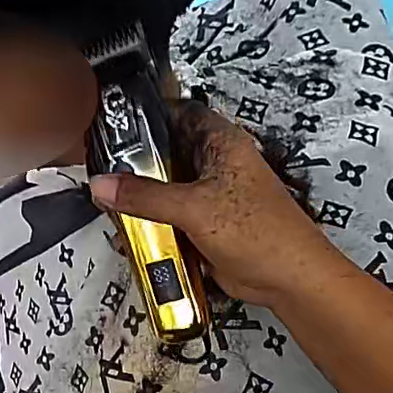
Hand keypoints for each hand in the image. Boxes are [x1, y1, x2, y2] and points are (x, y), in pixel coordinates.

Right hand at [89, 103, 352, 308]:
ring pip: (168, 192)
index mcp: (222, 144)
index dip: (147, 117)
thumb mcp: (194, 208)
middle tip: (108, 177)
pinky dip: (156, 229)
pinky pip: (173, 222)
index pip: (178, 113)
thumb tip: (106, 185)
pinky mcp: (208, 227)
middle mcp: (217, 166)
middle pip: (167, 156)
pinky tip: (136, 237)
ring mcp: (212, 198)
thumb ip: (145, 197)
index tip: (115, 129)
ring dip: (145, 204)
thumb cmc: (264, 234)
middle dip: (139, 168)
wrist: (287, 280)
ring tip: (116, 210)